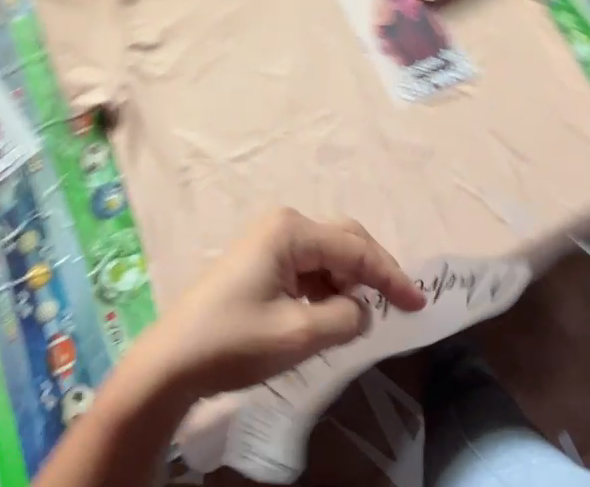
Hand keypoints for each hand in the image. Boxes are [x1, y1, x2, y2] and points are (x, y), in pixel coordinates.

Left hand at [128, 209, 427, 399]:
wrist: (170, 363)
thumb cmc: (233, 342)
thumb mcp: (298, 335)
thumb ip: (345, 318)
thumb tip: (363, 310)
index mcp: (291, 231)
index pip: (356, 249)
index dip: (391, 276)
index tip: (419, 305)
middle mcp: (282, 225)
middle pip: (343, 241)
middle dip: (372, 272)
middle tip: (399, 306)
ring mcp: (268, 242)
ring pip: (327, 256)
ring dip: (348, 284)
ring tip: (358, 320)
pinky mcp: (260, 262)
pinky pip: (307, 268)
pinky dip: (326, 290)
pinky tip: (330, 316)